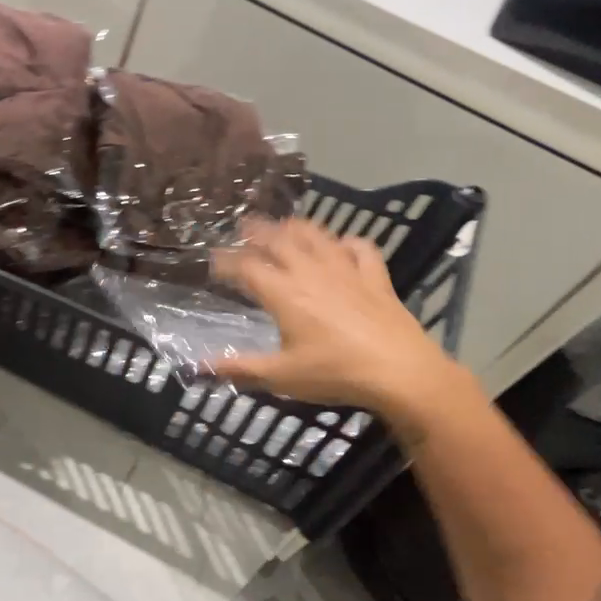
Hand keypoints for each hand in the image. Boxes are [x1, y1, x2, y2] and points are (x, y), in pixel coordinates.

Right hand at [208, 217, 470, 424]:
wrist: (402, 373)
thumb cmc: (335, 373)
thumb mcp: (280, 375)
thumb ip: (239, 367)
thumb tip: (198, 366)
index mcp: (284, 294)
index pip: (246, 267)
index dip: (226, 261)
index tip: (212, 261)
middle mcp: (311, 273)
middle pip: (279, 240)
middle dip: (257, 232)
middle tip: (242, 228)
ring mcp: (346, 272)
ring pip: (317, 236)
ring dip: (296, 227)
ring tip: (284, 225)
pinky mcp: (376, 279)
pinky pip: (361, 249)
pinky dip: (347, 242)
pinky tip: (341, 245)